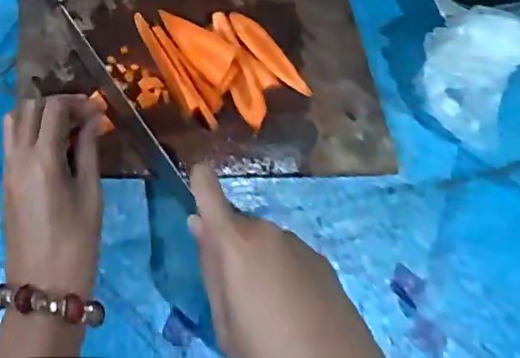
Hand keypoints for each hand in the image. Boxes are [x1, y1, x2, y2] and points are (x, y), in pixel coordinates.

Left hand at [0, 95, 103, 357]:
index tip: (97, 110)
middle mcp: (18, 156)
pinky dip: (29, 130)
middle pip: (29, 106)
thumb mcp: (91, 196)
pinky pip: (11, 140)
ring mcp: (7, 168)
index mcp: (42, 158)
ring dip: (37, 113)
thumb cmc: (76, 245)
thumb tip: (93, 119)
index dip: (76, 102)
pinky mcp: (5, 181)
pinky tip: (52, 145)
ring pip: (14, 120)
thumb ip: (89, 151)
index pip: (53, 108)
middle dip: (56, 103)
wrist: (43, 290)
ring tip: (65, 127)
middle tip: (82, 116)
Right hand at [188, 163, 383, 357]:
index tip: (196, 179)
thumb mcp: (224, 322)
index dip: (199, 180)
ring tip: (271, 307)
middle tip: (239, 291)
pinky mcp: (323, 262)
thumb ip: (209, 268)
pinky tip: (298, 311)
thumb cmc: (267, 351)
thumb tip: (197, 223)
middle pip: (238, 226)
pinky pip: (291, 256)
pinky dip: (287, 273)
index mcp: (235, 241)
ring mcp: (297, 243)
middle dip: (233, 247)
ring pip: (266, 242)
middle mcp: (266, 230)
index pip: (207, 188)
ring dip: (261, 261)